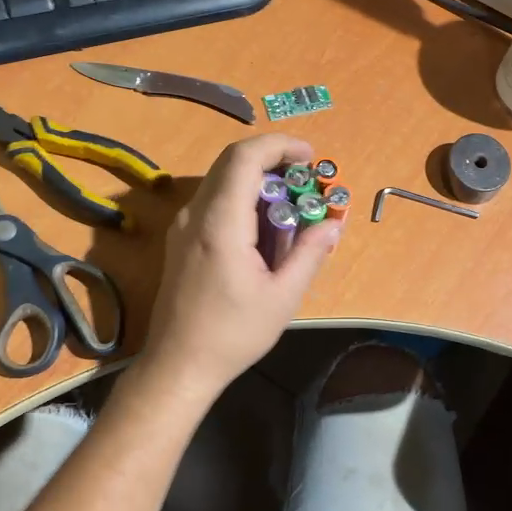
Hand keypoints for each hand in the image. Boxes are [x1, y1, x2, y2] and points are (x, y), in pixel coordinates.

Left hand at [137, 134, 340, 395]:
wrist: (178, 364)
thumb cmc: (233, 334)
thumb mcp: (282, 297)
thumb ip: (309, 254)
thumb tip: (333, 224)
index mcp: (220, 224)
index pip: (245, 158)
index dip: (280, 146)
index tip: (310, 156)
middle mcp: (195, 215)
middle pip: (231, 162)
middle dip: (272, 160)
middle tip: (306, 179)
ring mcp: (182, 227)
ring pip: (221, 181)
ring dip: (257, 182)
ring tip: (291, 206)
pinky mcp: (180, 241)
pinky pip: (213, 202)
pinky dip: (242, 200)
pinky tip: (263, 230)